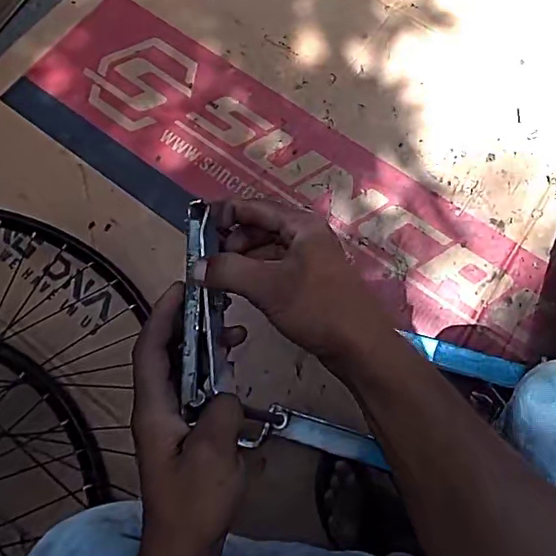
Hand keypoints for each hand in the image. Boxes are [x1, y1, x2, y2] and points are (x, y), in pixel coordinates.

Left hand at [130, 283, 246, 555]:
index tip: (181, 288)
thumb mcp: (213, 455)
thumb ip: (220, 411)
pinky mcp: (181, 431)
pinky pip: (192, 388)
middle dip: (185, 324)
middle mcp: (154, 407)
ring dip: (200, 347)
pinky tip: (230, 369)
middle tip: (214, 303)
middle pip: (163, 353)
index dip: (161, 315)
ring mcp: (167, 419)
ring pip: (180, 369)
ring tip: (231, 331)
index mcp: (152, 408)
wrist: (181, 551)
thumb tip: (224, 390)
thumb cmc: (193, 504)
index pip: (150, 349)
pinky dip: (209, 371)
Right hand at [199, 198, 397, 367]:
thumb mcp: (267, 286)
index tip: (197, 227)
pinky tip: (237, 289)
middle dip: (230, 241)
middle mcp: (305, 234)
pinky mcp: (308, 280)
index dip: (223, 213)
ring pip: (264, 249)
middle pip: (258, 227)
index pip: (253, 207)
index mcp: (300, 224)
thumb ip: (228, 271)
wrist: (360, 348)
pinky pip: (272, 267)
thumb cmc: (317, 308)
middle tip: (206, 260)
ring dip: (240, 259)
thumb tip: (195, 266)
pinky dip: (252, 274)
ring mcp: (308, 257)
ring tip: (217, 277)